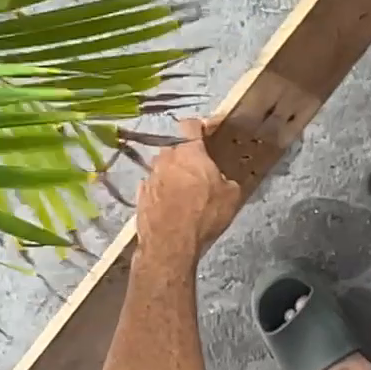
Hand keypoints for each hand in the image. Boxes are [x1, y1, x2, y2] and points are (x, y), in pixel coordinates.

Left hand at [135, 118, 240, 261]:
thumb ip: (226, 180)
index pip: (190, 125)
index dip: (200, 126)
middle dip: (187, 156)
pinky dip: (162, 191)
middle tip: (199, 170)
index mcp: (189, 152)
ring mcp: (149, 176)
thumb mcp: (231, 196)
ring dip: (173, 174)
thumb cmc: (204, 214)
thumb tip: (222, 180)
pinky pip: (154, 186)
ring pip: (163, 167)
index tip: (207, 132)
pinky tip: (171, 206)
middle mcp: (165, 158)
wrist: (170, 244)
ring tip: (185, 192)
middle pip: (175, 147)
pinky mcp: (139, 196)